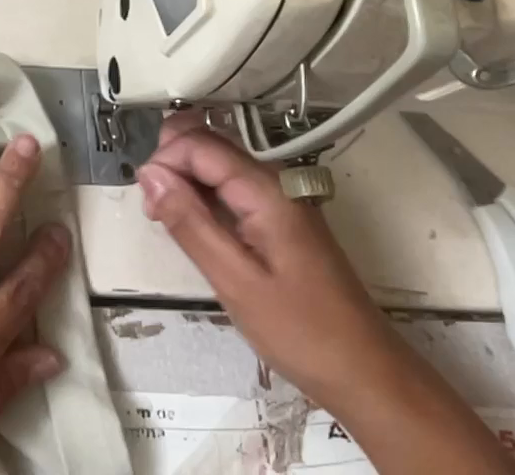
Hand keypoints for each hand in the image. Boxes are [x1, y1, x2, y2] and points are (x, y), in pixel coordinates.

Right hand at [134, 120, 400, 409]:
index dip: (164, 162)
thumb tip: (148, 173)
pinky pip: (233, 184)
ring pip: (219, 161)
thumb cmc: (300, 330)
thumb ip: (189, 222)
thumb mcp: (234, 281)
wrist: (366, 371)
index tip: (148, 205)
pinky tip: (197, 226)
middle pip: (210, 143)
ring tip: (172, 220)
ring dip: (186, 178)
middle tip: (156, 210)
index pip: (199, 144)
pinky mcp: (282, 215)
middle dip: (171, 162)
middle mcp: (276, 180)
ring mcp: (282, 196)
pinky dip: (205, 194)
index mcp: (267, 190)